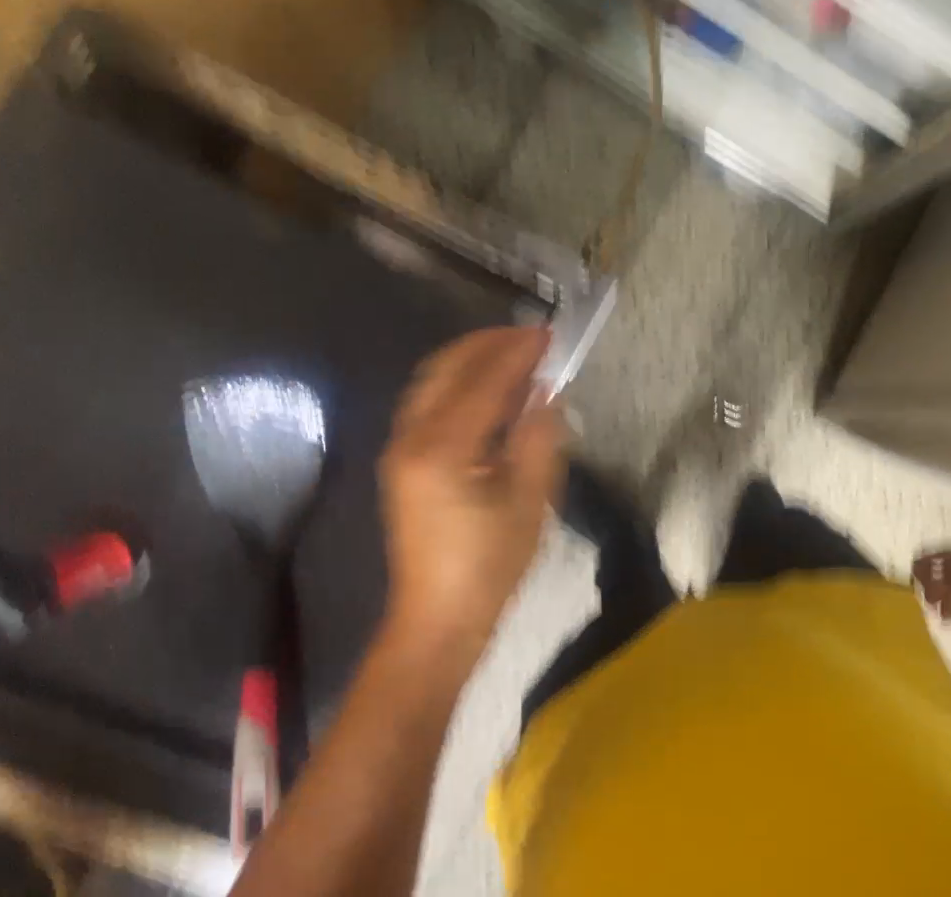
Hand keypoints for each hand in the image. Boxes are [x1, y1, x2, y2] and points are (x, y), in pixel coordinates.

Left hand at [379, 327, 564, 639]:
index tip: (550, 333)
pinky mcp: (403, 462)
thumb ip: (538, 436)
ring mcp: (400, 449)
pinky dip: (459, 383)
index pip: (484, 380)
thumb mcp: (530, 500)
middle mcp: (412, 437)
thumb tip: (545, 392)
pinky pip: (429, 402)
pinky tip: (490, 390)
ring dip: (472, 360)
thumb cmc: (490, 564)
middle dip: (489, 344)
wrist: (439, 617)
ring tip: (515, 355)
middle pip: (447, 367)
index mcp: (443, 447)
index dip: (518, 351)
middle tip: (532, 337)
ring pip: (433, 381)